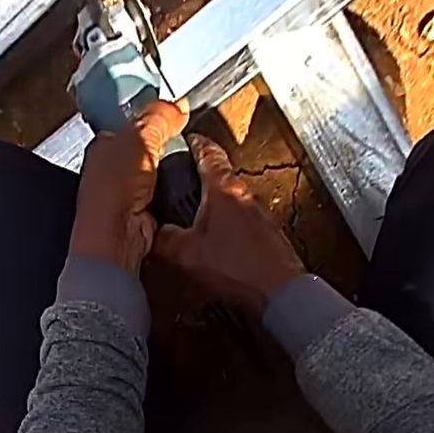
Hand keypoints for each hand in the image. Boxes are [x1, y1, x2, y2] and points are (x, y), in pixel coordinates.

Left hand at [70, 100, 188, 272]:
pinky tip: (179, 194)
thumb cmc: (112, 189)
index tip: (172, 115)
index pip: (130, 124)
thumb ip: (160, 117)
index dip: (151, 119)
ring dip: (171, 176)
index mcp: (104, 145)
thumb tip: (178, 105)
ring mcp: (129, 196)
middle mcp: (113, 172)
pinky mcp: (145, 217)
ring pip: (158, 178)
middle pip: (147, 152)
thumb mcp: (140, 137)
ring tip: (184, 170)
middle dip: (165, 150)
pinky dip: (174, 198)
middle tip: (183, 144)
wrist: (118, 234)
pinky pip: (166, 200)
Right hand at [152, 135, 306, 314]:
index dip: (195, 143)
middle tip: (183, 187)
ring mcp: (261, 217)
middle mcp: (246, 196)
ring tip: (197, 225)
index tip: (187, 139)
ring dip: (216, 210)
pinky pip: (243, 227)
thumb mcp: (187, 255)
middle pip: (220, 179)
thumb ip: (166, 239)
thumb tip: (154, 234)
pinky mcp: (269, 238)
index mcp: (224, 189)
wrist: (279, 293)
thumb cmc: (238, 268)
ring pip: (232, 204)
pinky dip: (230, 231)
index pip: (208, 153)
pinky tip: (221, 251)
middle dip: (200, 182)